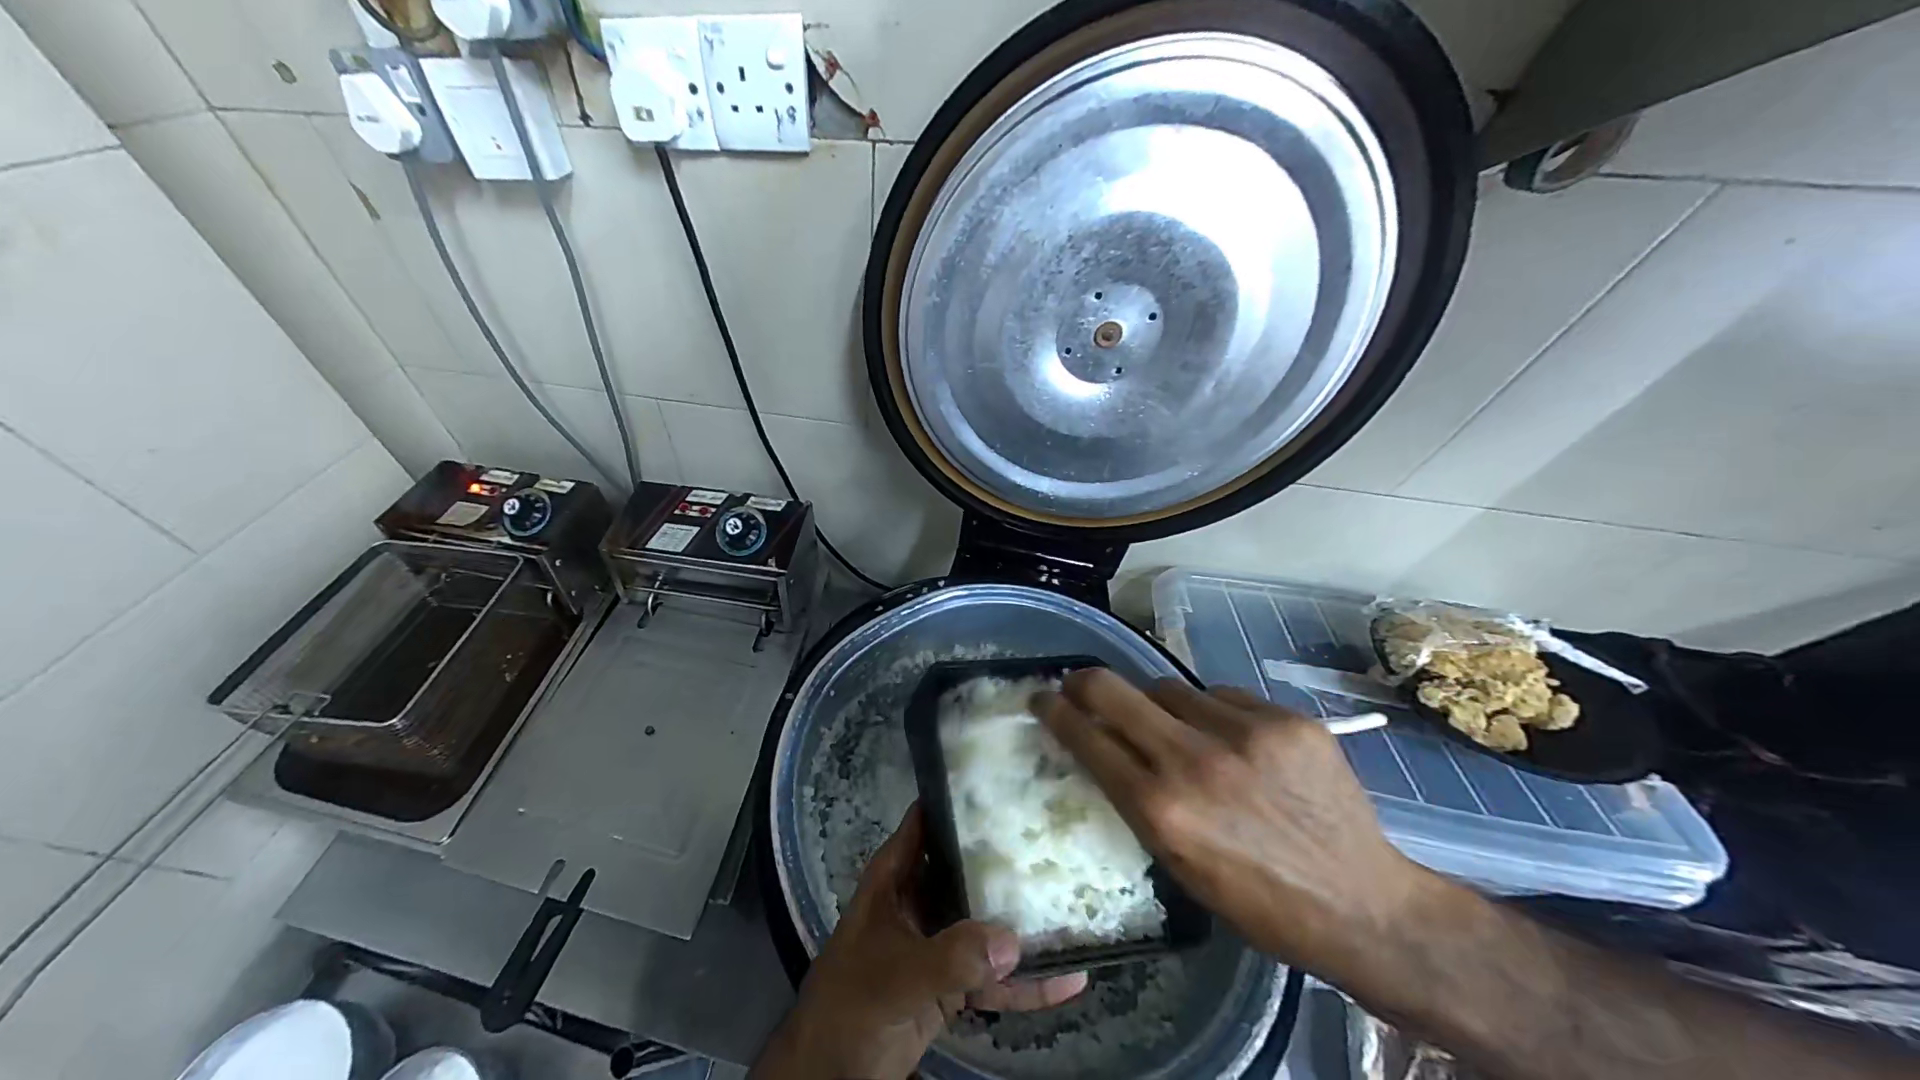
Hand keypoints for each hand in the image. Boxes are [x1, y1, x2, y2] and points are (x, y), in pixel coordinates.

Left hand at [750, 806, 1087, 1079]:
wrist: (830, 1077)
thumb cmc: (850, 1008)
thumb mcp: (896, 978)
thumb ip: (949, 958)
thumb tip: (1012, 939)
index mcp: (895, 880)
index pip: (926, 823)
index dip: (958, 799)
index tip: (1005, 782)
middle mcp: (920, 902)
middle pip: (967, 867)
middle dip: (1006, 854)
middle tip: (1058, 833)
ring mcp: (938, 945)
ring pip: (986, 921)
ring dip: (1024, 918)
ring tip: (1075, 899)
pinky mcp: (953, 987)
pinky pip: (997, 980)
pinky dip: (1028, 983)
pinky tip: (1071, 978)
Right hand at [1035, 671, 1440, 985]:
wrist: (1361, 904)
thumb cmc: (1256, 901)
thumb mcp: (1177, 862)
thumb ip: (1135, 797)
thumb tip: (1106, 744)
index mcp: (1160, 809)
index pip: (1086, 738)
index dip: (1055, 712)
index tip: (1042, 699)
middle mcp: (1193, 760)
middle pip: (1113, 689)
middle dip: (1085, 684)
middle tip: (1079, 685)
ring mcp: (1244, 732)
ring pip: (1171, 688)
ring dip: (1162, 706)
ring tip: (1182, 732)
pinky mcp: (1286, 719)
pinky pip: (1224, 696)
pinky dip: (1216, 714)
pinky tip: (1237, 743)